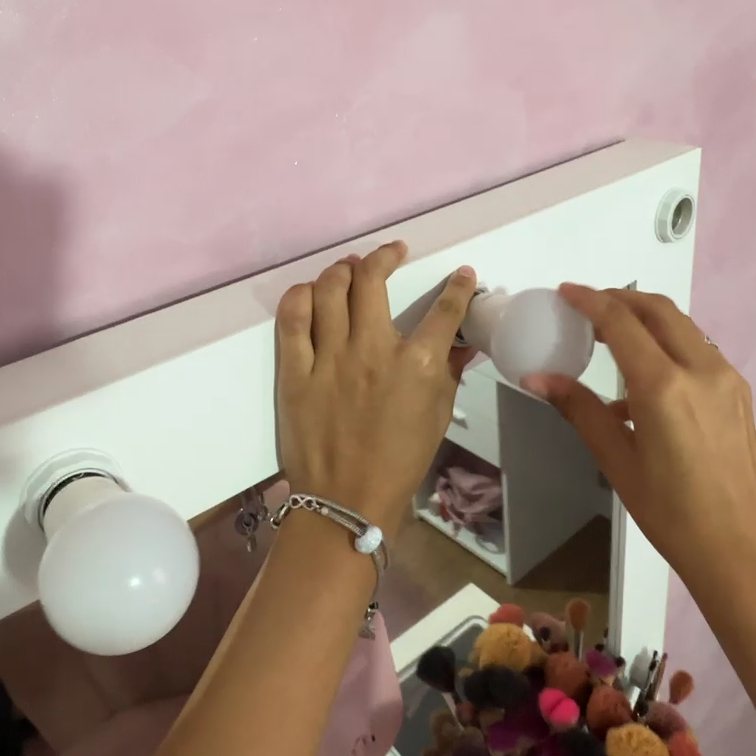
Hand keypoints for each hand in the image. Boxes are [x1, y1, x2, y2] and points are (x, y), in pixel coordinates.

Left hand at [275, 241, 479, 532]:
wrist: (347, 500)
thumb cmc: (400, 461)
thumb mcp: (438, 417)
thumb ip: (449, 373)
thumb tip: (462, 344)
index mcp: (415, 364)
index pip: (444, 311)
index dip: (457, 287)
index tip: (461, 274)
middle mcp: (372, 350)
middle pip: (373, 279)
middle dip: (386, 256)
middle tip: (391, 254)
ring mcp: (329, 357)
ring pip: (330, 288)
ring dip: (342, 270)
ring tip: (350, 269)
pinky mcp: (296, 370)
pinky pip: (293, 317)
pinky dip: (301, 296)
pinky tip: (310, 293)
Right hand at [523, 285, 755, 591]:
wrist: (745, 551)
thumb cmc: (672, 514)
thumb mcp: (617, 461)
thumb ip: (579, 409)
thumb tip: (537, 378)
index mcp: (664, 387)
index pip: (622, 322)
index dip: (590, 301)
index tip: (566, 292)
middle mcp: (702, 370)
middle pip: (658, 310)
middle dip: (620, 299)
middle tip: (587, 306)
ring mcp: (727, 379)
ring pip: (682, 326)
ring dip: (646, 318)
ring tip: (611, 334)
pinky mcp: (738, 393)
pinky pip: (697, 351)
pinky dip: (666, 345)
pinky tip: (642, 381)